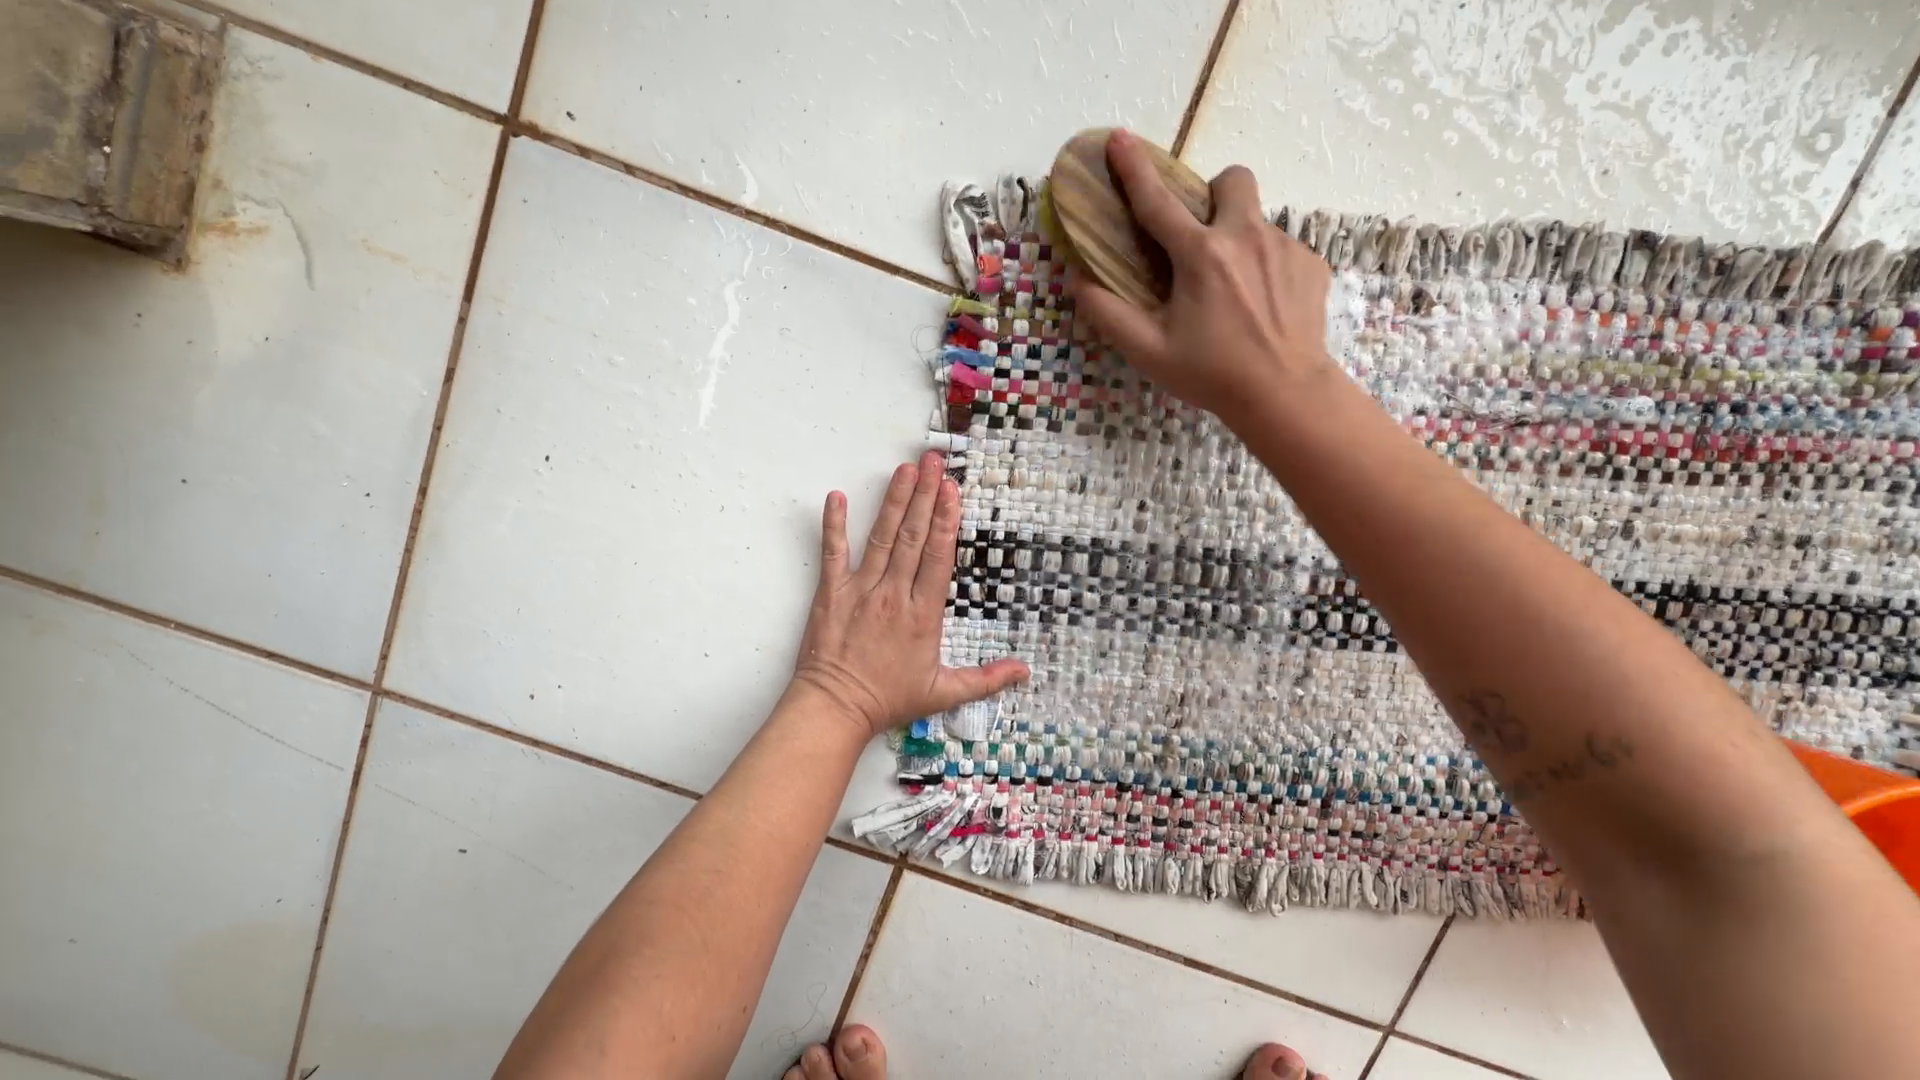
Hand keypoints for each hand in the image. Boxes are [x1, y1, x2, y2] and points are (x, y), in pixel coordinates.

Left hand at [790, 452, 1029, 737]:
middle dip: (925, 496)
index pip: (938, 557)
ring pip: (882, 537)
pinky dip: (834, 524)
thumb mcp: (943, 693)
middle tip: (934, 462)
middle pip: (913, 537)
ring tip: (905, 470)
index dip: (946, 520)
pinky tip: (837, 497)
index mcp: (923, 613)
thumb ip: (986, 680)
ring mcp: (861, 590)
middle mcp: (894, 594)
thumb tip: (1024, 671)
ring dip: (894, 501)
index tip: (953, 490)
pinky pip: (833, 552)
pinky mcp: (832, 592)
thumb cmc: (888, 700)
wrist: (835, 708)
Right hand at [1070, 129, 1337, 423]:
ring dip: (1239, 241)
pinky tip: (1263, 307)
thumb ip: (1108, 313)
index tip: (1119, 139)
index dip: (1133, 169)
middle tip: (1204, 237)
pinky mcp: (1312, 265)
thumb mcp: (1148, 350)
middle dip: (1215, 194)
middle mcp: (1245, 238)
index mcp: (1200, 256)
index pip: (1158, 201)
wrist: (1286, 395)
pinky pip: (1283, 250)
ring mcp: (1285, 248)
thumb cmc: (1211, 374)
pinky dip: (1267, 269)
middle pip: (1232, 179)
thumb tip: (1078, 280)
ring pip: (1257, 220)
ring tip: (1235, 291)